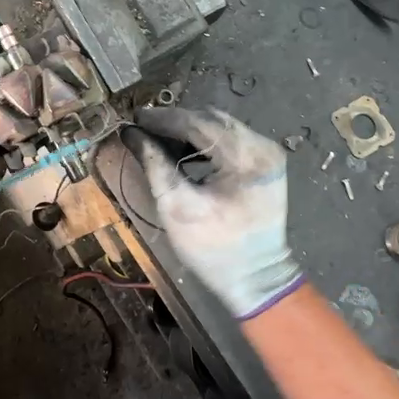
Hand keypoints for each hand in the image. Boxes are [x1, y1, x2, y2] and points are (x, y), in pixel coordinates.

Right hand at [130, 107, 300, 319]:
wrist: (257, 279)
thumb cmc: (214, 249)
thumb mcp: (177, 207)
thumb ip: (155, 164)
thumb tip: (131, 133)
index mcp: (246, 157)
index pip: (199, 123)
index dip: (164, 119)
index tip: (135, 119)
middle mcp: (263, 147)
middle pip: (211, 120)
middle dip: (175, 122)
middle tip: (143, 129)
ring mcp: (267, 153)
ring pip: (220, 127)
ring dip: (189, 130)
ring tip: (159, 140)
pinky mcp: (264, 162)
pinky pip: (229, 140)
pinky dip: (204, 141)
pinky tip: (183, 151)